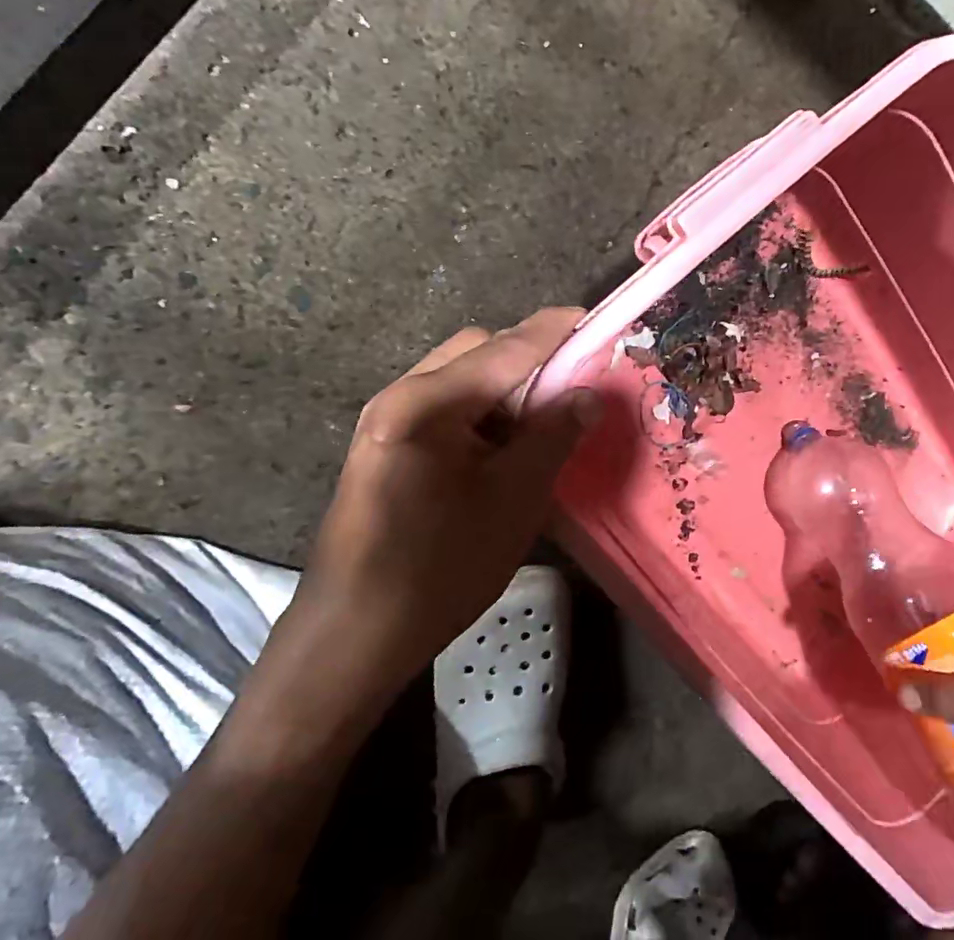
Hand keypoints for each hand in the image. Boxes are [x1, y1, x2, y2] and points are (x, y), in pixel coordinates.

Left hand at [301, 306, 600, 673]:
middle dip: (531, 361)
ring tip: (550, 419)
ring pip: (464, 382)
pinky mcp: (391, 448)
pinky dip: (487, 416)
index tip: (596, 320)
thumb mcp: (512, 500)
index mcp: (425, 402)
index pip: (505, 349)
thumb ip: (552, 438)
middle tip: (576, 386)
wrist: (356, 633)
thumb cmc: (439, 567)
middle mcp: (400, 397)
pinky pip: (449, 411)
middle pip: (477, 354)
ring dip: (510, 391)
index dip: (555, 333)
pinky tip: (511, 446)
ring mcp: (389, 422)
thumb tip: (588, 396)